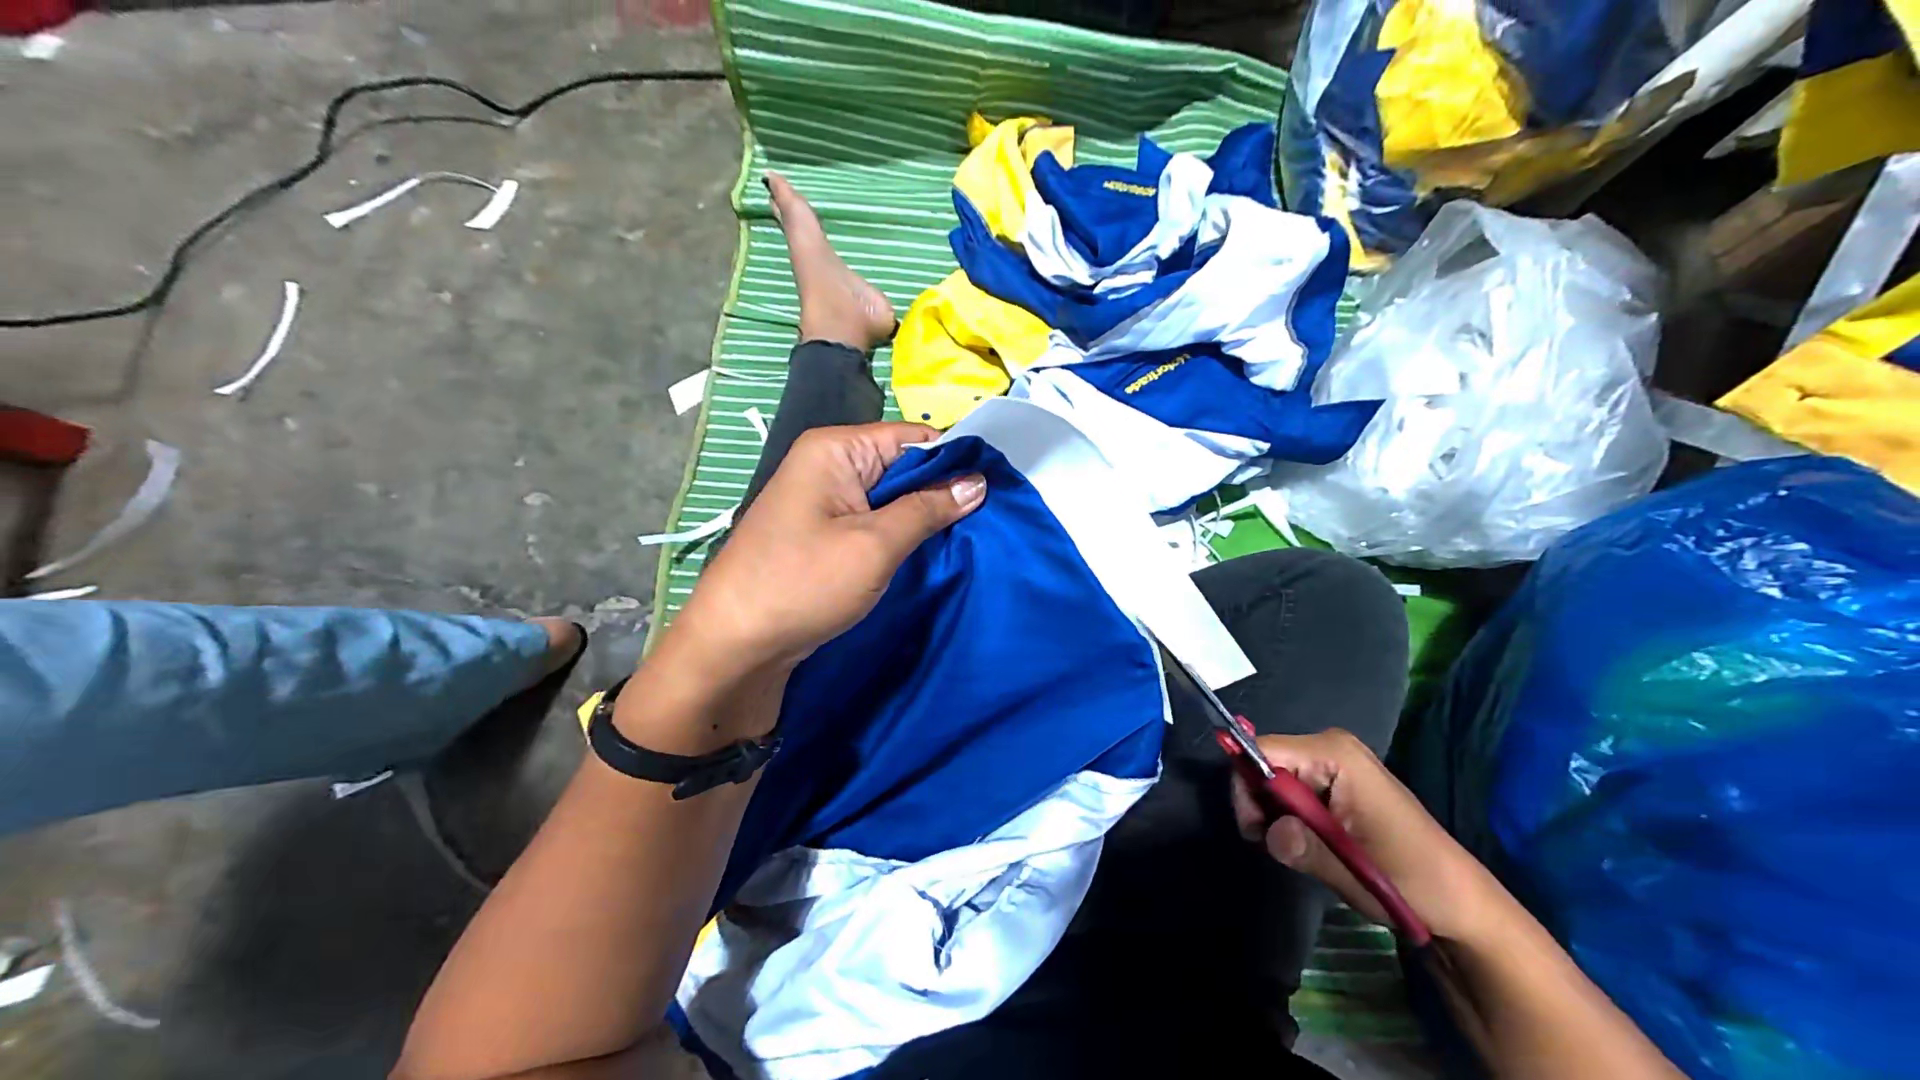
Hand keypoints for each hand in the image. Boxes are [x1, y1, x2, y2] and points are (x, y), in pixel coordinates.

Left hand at [673, 422, 985, 674]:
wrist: (736, 645)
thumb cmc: (803, 583)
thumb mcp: (875, 544)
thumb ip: (928, 509)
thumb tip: (977, 482)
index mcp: (835, 449)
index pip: (911, 437)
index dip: (954, 459)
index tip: (996, 486)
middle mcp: (828, 465)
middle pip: (901, 466)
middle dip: (941, 491)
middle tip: (988, 518)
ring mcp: (824, 501)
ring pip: (890, 498)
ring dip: (922, 517)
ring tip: (968, 537)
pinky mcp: (824, 534)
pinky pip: (873, 522)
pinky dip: (900, 536)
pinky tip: (929, 552)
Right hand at [1230, 729, 1505, 942]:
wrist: (1459, 901)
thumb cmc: (1413, 879)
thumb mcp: (1355, 870)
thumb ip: (1306, 847)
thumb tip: (1268, 832)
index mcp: (1335, 754)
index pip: (1261, 750)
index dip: (1247, 787)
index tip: (1254, 831)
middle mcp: (1330, 747)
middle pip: (1264, 762)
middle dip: (1260, 804)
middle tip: (1276, 845)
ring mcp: (1333, 762)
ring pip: (1274, 778)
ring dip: (1276, 815)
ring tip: (1298, 849)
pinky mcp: (1335, 780)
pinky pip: (1292, 787)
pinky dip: (1290, 816)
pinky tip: (1307, 841)